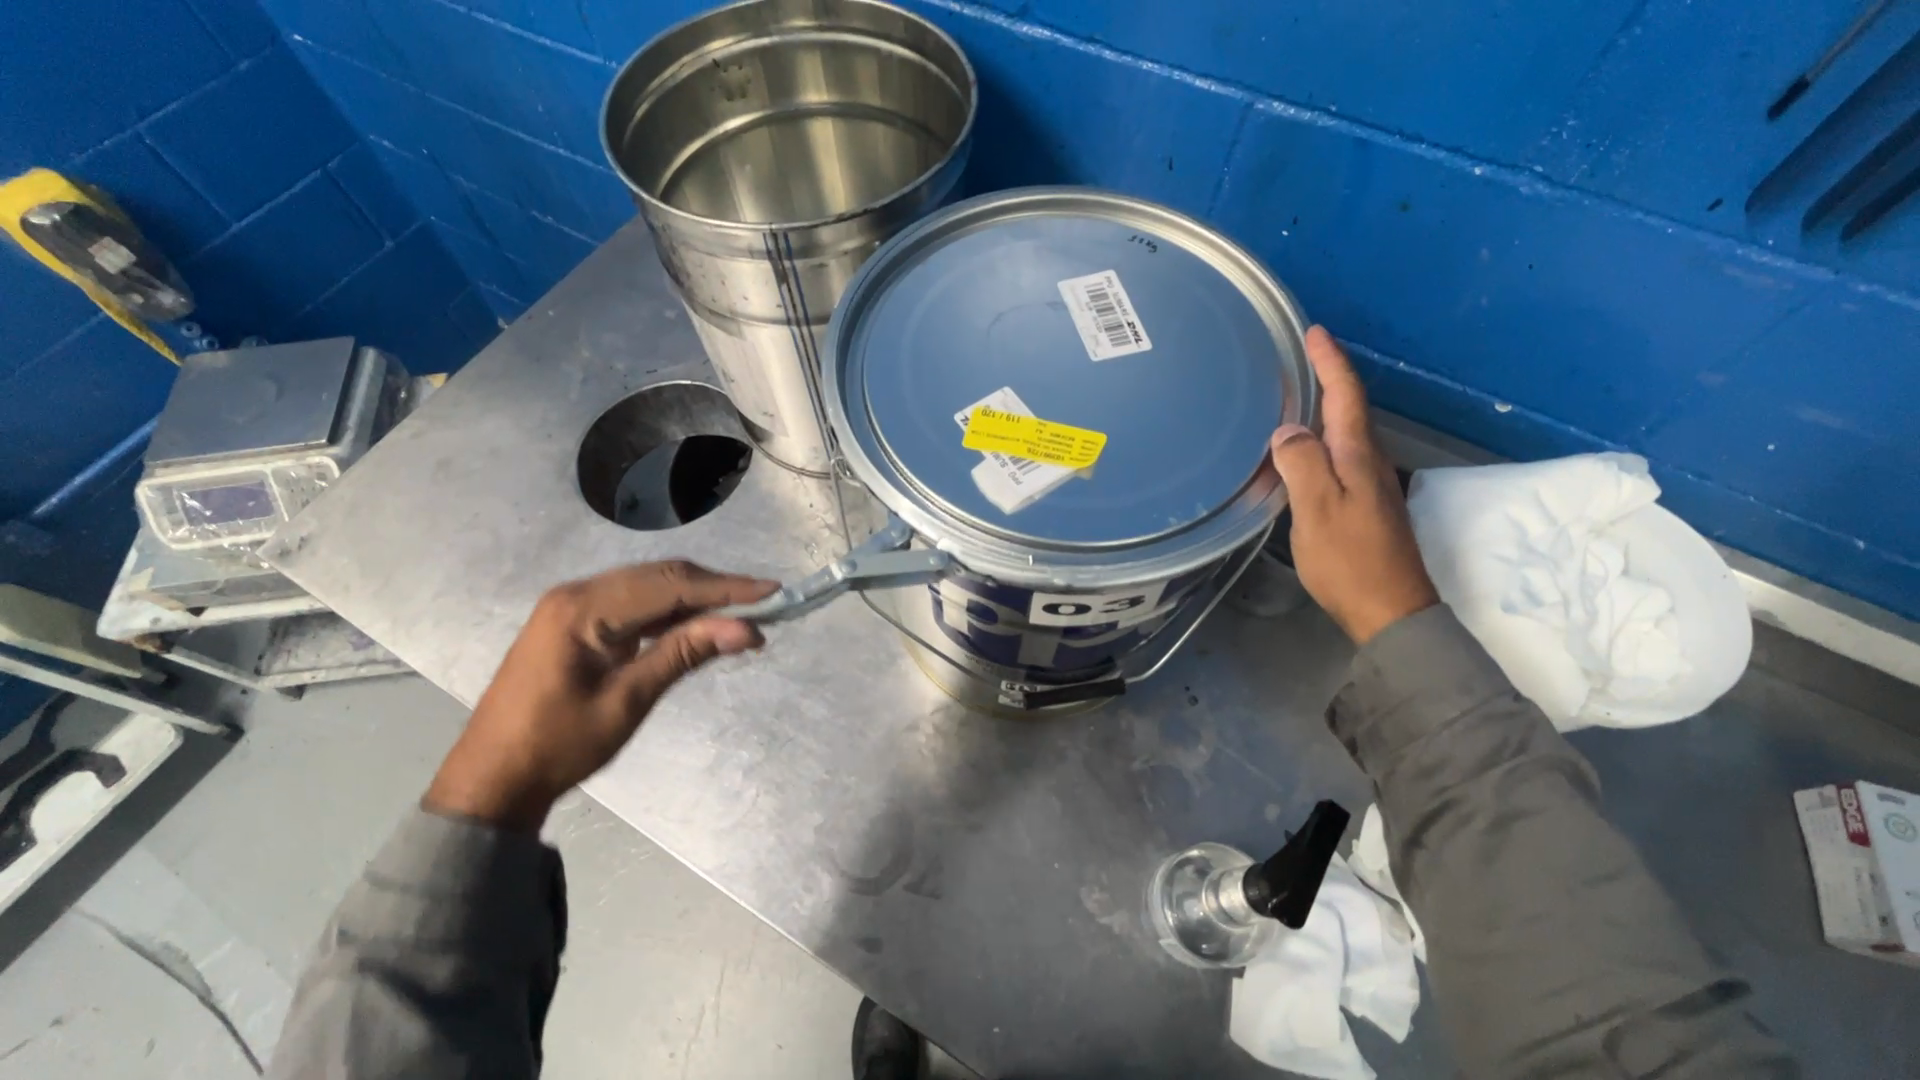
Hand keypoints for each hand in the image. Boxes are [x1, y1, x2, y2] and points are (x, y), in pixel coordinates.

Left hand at [424, 561, 775, 829]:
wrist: (492, 779)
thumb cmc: (558, 745)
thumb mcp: (628, 701)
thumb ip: (684, 654)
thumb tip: (746, 629)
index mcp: (583, 609)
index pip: (669, 585)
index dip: (725, 588)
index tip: (772, 591)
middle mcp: (576, 594)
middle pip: (660, 577)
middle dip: (715, 589)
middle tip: (764, 605)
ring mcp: (572, 606)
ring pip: (648, 587)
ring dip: (694, 600)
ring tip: (739, 617)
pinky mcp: (574, 623)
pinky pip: (631, 605)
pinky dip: (668, 613)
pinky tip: (696, 626)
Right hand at [1270, 327, 1439, 644]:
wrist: (1389, 611)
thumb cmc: (1349, 559)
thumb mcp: (1318, 508)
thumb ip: (1302, 463)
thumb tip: (1288, 432)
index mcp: (1358, 456)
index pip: (1345, 396)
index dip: (1330, 362)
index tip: (1315, 332)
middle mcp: (1369, 463)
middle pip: (1349, 410)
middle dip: (1328, 379)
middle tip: (1300, 359)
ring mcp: (1369, 486)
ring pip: (1345, 435)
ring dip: (1324, 411)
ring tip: (1295, 399)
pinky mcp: (1364, 507)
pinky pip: (1339, 459)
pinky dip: (1321, 442)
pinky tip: (1304, 453)